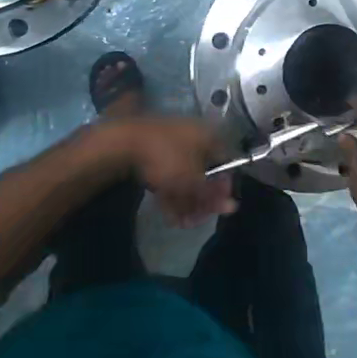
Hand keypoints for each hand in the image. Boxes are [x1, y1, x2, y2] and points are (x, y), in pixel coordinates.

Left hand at [95, 117, 235, 226]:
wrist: (124, 143)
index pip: (227, 161)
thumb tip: (232, 206)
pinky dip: (171, 193)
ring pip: (185, 175)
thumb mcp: (193, 182)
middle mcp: (194, 135)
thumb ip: (212, 196)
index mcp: (209, 135)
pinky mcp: (153, 151)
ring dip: (186, 201)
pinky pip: (169, 173)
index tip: (218, 206)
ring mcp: (172, 142)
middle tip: (198, 219)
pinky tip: (169, 214)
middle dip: (202, 199)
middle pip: (205, 171)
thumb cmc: (167, 158)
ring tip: (183, 222)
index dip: (224, 186)